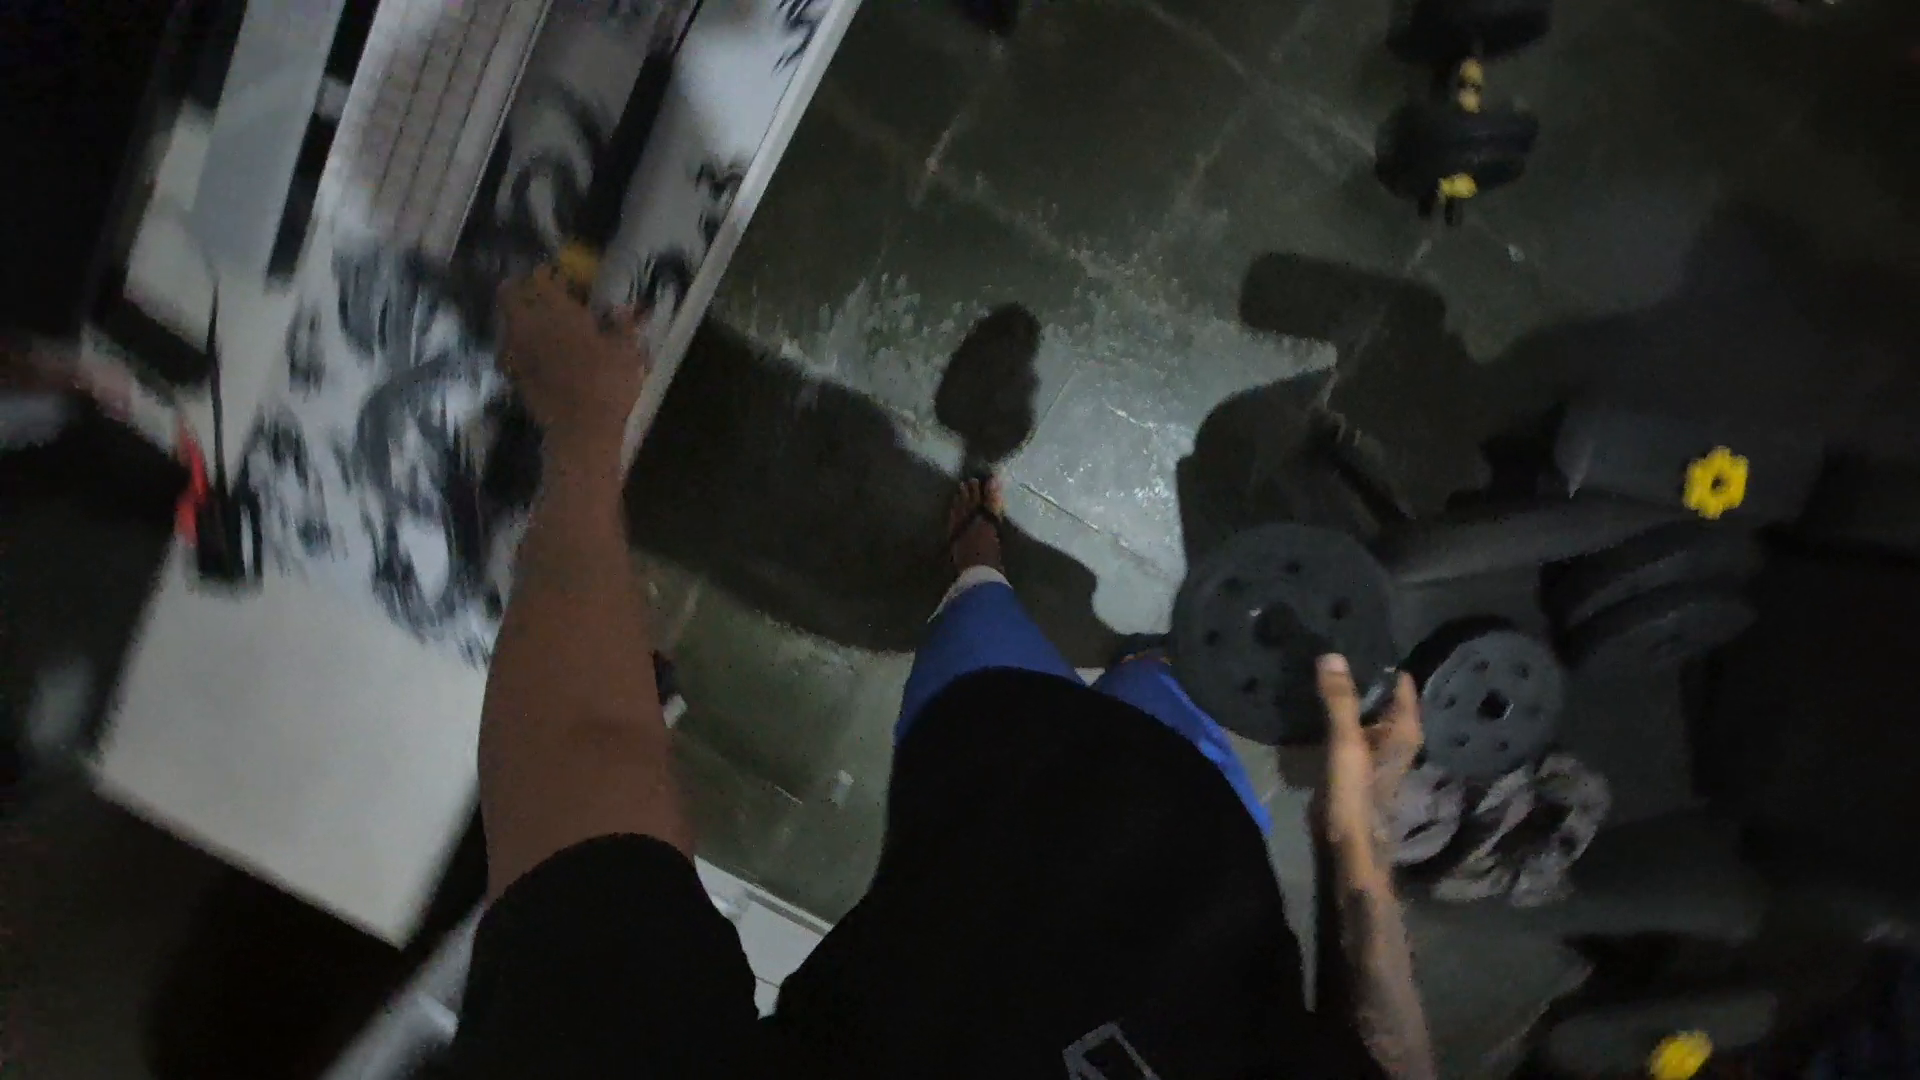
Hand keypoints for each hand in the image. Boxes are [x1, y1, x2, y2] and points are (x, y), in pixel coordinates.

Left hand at [497, 269, 647, 463]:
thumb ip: (623, 326)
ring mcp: (516, 349)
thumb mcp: (628, 354)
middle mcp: (530, 324)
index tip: (559, 275)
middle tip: (538, 293)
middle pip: (511, 294)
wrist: (581, 428)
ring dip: (520, 316)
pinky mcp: (513, 372)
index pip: (542, 278)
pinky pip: (510, 348)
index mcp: (559, 312)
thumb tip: (621, 307)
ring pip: (508, 320)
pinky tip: (536, 353)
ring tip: (538, 323)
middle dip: (522, 289)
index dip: (548, 273)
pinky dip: (519, 344)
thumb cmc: (609, 385)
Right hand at [1317, 655, 1421, 878]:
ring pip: (1361, 708)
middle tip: (1326, 643)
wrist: (1350, 842)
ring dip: (1343, 692)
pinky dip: (1334, 710)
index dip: (1379, 658)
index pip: (1399, 680)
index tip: (1353, 633)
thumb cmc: (1357, 793)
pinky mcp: (1355, 758)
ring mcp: (1375, 747)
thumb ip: (1340, 700)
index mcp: (1404, 728)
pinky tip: (1312, 700)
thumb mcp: (1347, 742)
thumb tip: (1332, 655)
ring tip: (1316, 665)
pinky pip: (1346, 723)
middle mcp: (1395, 734)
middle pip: (1378, 693)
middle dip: (1356, 672)